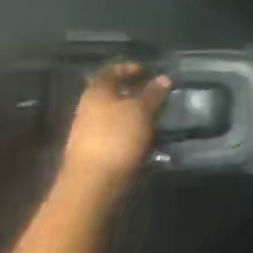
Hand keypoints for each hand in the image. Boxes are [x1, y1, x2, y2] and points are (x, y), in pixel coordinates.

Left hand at [61, 61, 170, 188]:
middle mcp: (89, 108)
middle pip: (112, 93)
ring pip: (115, 114)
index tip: (148, 70)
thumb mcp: (142, 110)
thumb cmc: (117, 137)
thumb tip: (164, 77)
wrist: (91, 185)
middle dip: (135, 92)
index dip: (129, 67)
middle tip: (157, 93)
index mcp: (96, 92)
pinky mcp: (94, 152)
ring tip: (157, 117)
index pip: (110, 70)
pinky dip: (130, 131)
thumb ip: (153, 92)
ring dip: (134, 114)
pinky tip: (146, 138)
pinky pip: (115, 133)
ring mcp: (88, 131)